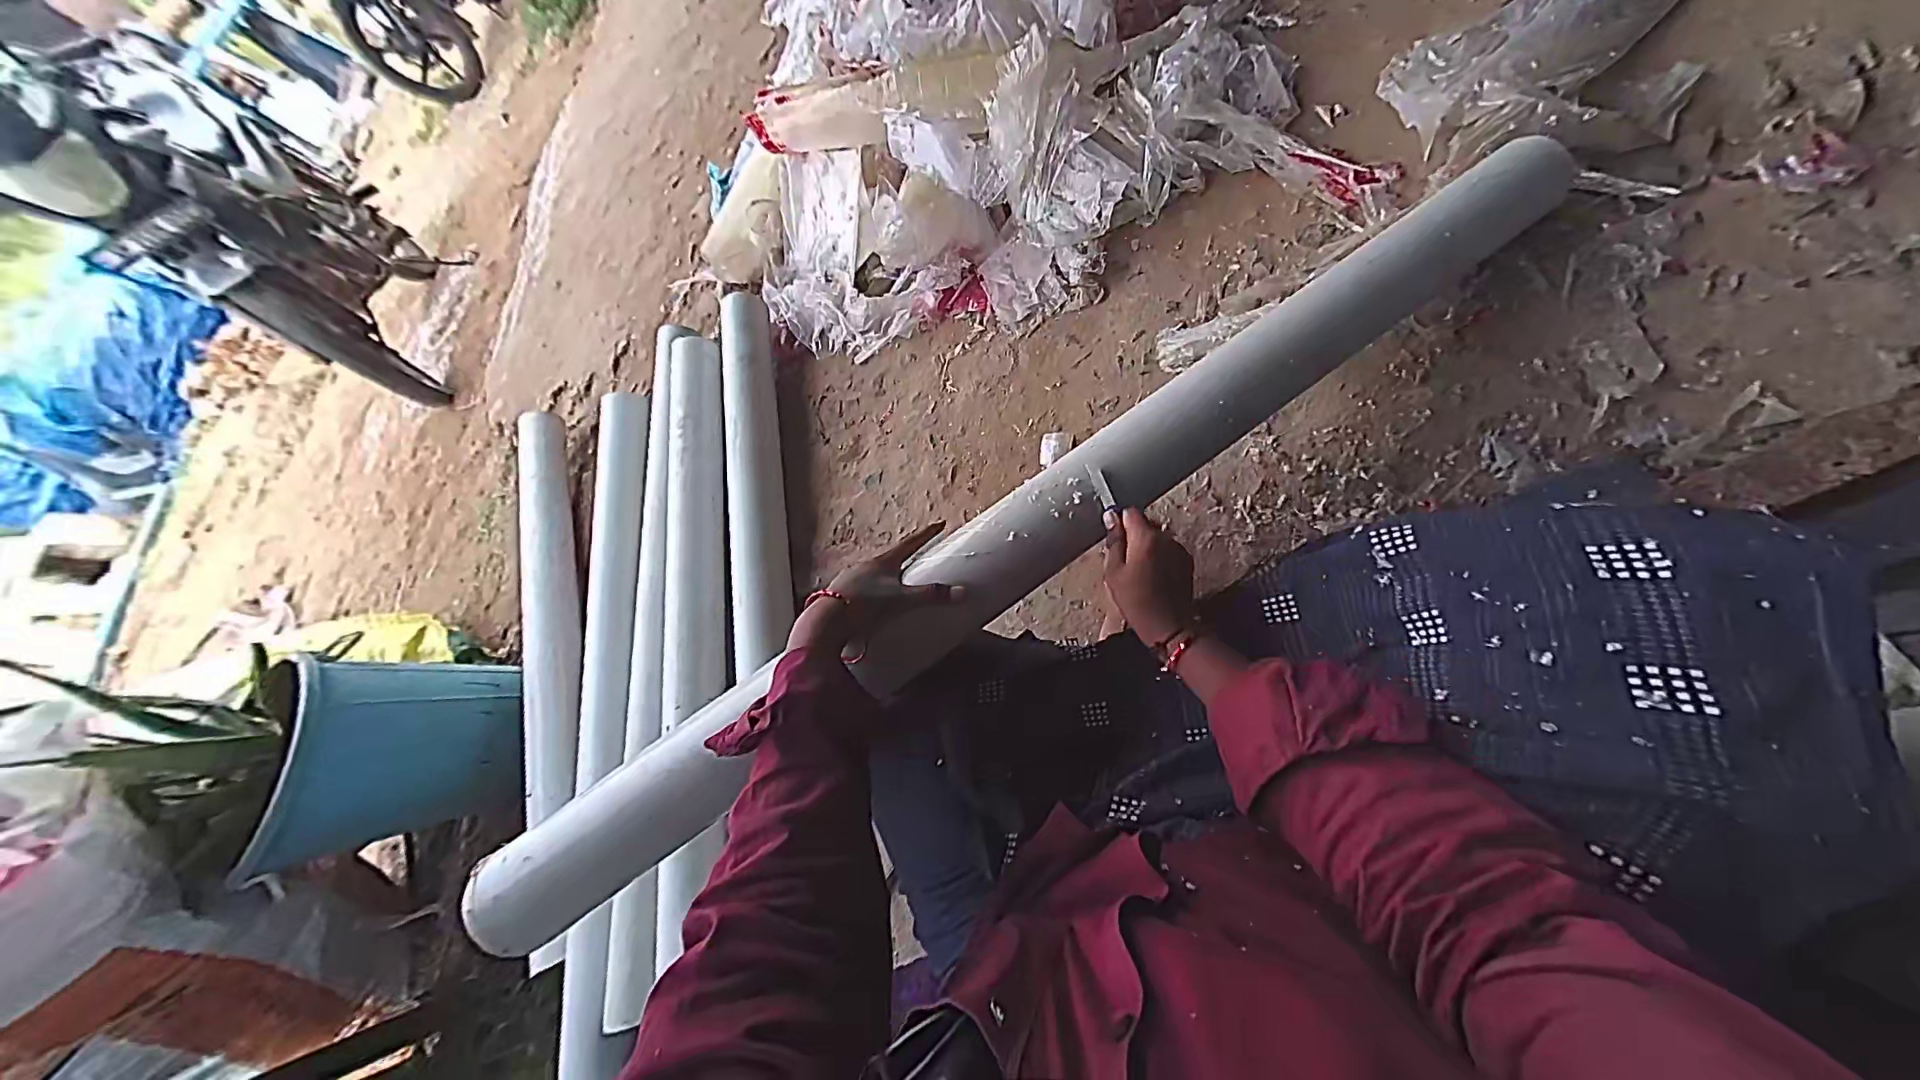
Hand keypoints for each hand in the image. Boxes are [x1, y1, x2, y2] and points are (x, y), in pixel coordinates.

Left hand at [788, 521, 966, 656]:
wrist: (827, 621)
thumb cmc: (864, 605)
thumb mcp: (902, 600)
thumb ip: (931, 596)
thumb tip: (962, 592)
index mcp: (883, 562)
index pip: (911, 543)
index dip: (927, 534)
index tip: (939, 524)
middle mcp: (866, 566)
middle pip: (891, 559)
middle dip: (905, 559)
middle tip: (918, 559)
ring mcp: (852, 580)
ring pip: (875, 576)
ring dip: (887, 579)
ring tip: (898, 588)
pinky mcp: (843, 598)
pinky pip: (863, 592)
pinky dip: (873, 596)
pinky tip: (876, 607)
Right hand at [1101, 507, 1194, 648]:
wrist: (1167, 624)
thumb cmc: (1137, 601)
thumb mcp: (1113, 572)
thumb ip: (1113, 541)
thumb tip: (1111, 518)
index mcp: (1145, 538)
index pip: (1130, 512)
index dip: (1119, 522)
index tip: (1114, 537)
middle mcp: (1165, 538)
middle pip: (1146, 523)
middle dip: (1134, 535)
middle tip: (1124, 560)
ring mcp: (1178, 549)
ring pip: (1157, 536)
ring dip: (1148, 546)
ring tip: (1139, 570)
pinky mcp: (1186, 560)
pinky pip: (1168, 549)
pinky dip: (1160, 556)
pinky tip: (1153, 576)